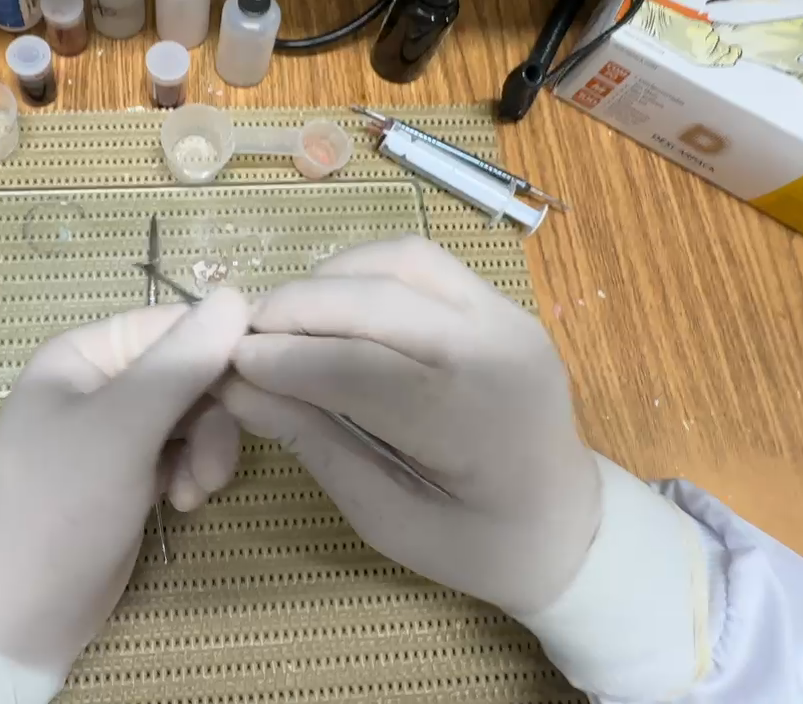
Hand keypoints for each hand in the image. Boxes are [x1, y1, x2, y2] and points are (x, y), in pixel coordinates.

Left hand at [0, 291, 248, 674]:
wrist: (9, 624)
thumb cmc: (56, 508)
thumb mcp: (121, 429)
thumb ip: (180, 364)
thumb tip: (236, 295)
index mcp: (87, 353)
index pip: (173, 325)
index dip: (220, 345)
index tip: (263, 379)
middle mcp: (103, 383)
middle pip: (188, 371)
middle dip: (213, 413)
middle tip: (215, 460)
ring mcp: (116, 431)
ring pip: (192, 414)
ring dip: (208, 448)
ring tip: (198, 489)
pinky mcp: (130, 474)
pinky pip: (182, 451)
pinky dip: (193, 471)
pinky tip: (184, 502)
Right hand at [219, 237, 601, 620]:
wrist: (573, 525)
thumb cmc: (480, 544)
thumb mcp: (387, 520)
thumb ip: (314, 443)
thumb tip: (237, 388)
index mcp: (479, 422)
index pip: (363, 368)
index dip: (287, 358)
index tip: (229, 362)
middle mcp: (498, 347)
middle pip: (380, 298)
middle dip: (298, 307)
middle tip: (245, 333)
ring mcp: (505, 312)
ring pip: (398, 259)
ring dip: (330, 280)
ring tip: (287, 317)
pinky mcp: (497, 298)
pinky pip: (418, 260)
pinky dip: (362, 271)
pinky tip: (334, 304)